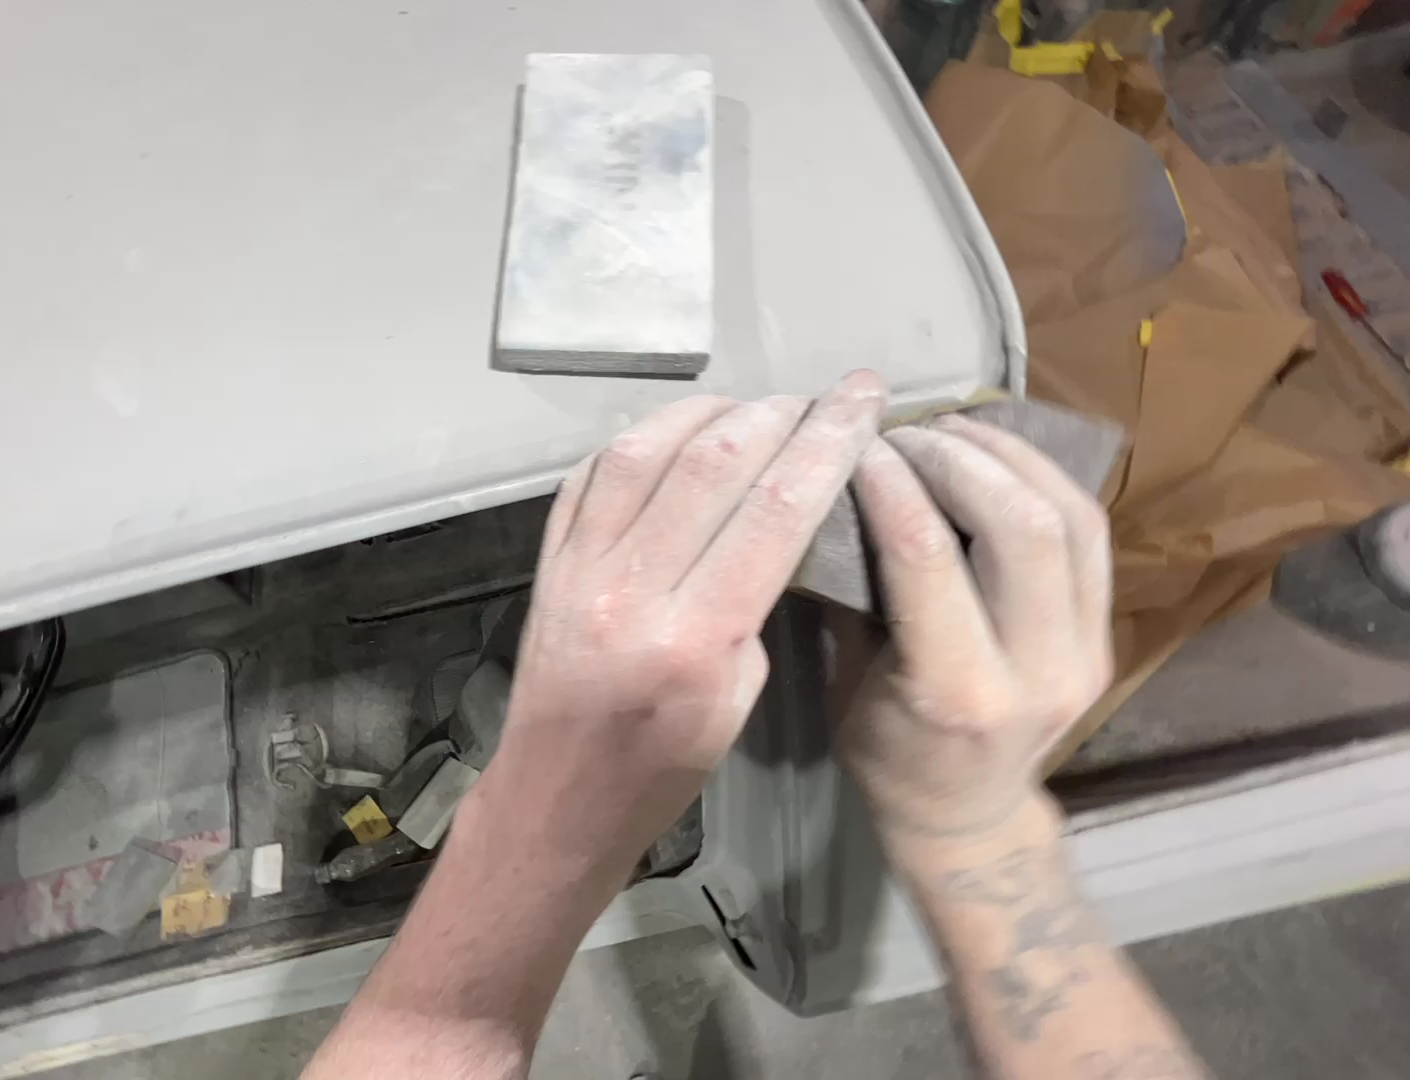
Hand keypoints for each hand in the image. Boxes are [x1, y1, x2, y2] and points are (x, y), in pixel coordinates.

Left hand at [479, 372, 887, 877]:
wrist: (554, 792)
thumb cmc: (660, 768)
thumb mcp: (738, 701)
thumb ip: (752, 604)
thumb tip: (772, 520)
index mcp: (691, 639)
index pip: (775, 510)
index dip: (828, 441)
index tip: (863, 398)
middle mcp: (629, 588)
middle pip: (711, 465)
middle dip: (777, 414)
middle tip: (815, 397)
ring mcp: (577, 567)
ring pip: (642, 452)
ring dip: (705, 413)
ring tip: (750, 406)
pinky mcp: (546, 560)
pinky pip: (588, 475)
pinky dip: (637, 440)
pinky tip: (673, 431)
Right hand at [828, 412, 1112, 839]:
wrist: (966, 813)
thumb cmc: (884, 757)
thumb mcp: (845, 685)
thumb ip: (855, 597)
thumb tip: (843, 504)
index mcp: (953, 692)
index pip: (928, 557)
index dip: (890, 485)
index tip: (856, 447)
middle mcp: (1037, 671)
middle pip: (1020, 528)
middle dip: (956, 459)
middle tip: (903, 434)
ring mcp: (1086, 654)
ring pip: (1070, 522)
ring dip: (1008, 457)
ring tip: (951, 428)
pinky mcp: (1105, 637)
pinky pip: (1089, 536)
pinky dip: (1044, 480)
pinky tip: (997, 455)